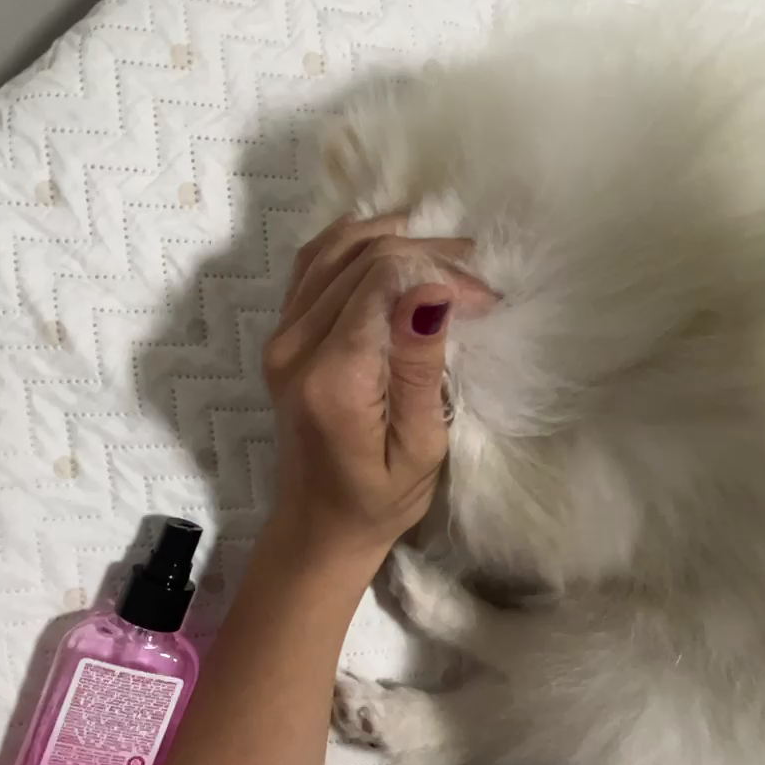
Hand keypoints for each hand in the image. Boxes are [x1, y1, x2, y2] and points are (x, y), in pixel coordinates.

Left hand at [258, 215, 483, 571]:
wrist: (319, 523)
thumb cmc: (380, 499)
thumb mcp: (419, 448)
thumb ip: (419, 368)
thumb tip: (431, 291)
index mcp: (333, 377)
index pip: (384, 281)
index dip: (440, 273)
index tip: (483, 299)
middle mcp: (294, 347)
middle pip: (363, 260)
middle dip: (427, 257)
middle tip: (476, 280)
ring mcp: (280, 338)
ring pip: (335, 253)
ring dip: (393, 242)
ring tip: (444, 254)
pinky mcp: (280, 338)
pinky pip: (311, 268)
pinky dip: (350, 245)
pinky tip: (385, 241)